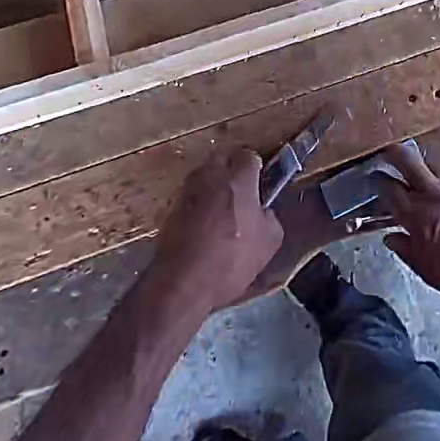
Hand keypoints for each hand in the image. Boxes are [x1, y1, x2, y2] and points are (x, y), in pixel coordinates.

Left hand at [147, 149, 283, 312]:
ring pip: (203, 175)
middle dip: (231, 168)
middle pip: (223, 157)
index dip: (255, 168)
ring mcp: (187, 191)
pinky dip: (197, 204)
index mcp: (239, 179)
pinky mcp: (169, 208)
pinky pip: (190, 196)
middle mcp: (211, 176)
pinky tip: (203, 226)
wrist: (181, 284)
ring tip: (221, 208)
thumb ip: (270, 218)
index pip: (249, 156)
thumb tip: (263, 212)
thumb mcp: (268, 243)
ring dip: (212, 184)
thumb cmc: (231, 259)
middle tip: (241, 190)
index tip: (259, 183)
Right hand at [375, 146, 439, 317]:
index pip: (388, 188)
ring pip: (435, 165)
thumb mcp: (428, 271)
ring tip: (428, 181)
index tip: (375, 179)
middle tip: (389, 154)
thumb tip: (391, 237)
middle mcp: (435, 193)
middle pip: (407, 159)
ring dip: (427, 171)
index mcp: (417, 216)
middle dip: (394, 153)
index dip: (378, 181)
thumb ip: (407, 249)